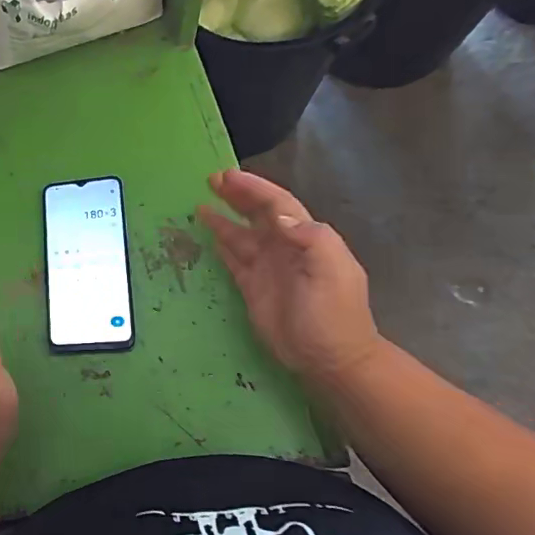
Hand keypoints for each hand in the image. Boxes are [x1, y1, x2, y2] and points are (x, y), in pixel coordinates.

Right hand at [198, 170, 383, 382]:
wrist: (330, 358)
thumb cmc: (333, 313)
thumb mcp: (332, 270)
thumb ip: (309, 238)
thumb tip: (277, 216)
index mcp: (306, 238)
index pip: (277, 205)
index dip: (254, 189)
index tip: (228, 176)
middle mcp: (284, 248)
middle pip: (257, 215)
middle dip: (237, 197)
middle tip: (211, 180)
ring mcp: (268, 269)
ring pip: (242, 236)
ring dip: (224, 220)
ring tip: (201, 205)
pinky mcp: (254, 290)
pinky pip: (235, 261)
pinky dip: (223, 247)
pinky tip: (211, 235)